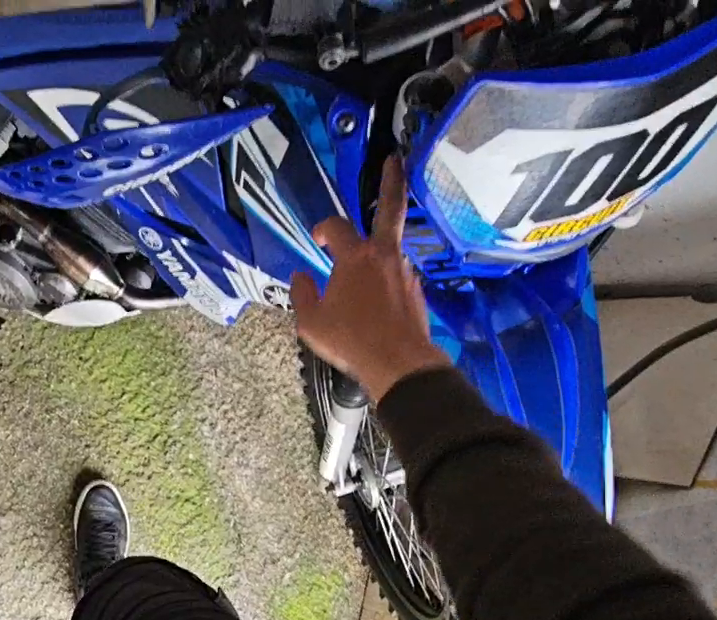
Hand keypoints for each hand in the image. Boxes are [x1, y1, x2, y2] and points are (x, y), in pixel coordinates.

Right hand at [292, 156, 450, 402]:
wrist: (398, 362)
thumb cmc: (349, 339)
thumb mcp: (310, 321)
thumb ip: (302, 294)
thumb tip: (301, 276)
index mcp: (355, 257)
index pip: (336, 227)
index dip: (323, 227)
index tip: (316, 237)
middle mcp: (384, 255)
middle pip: (390, 207)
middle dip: (391, 180)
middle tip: (394, 159)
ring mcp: (404, 271)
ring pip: (389, 251)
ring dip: (376, 252)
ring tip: (362, 270)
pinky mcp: (416, 291)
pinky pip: (395, 278)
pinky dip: (384, 281)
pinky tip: (374, 303)